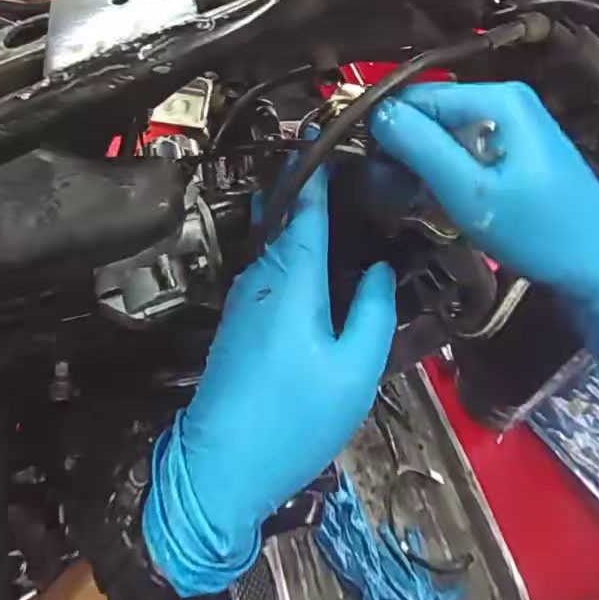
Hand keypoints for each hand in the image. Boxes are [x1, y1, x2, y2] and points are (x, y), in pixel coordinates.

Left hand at [143, 165, 395, 596]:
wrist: (221, 464)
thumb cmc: (292, 419)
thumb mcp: (354, 370)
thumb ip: (372, 311)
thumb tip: (377, 269)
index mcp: (292, 278)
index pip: (304, 207)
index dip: (316, 169)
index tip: (326, 134)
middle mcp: (261, 276)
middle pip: (285, 217)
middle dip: (310, 186)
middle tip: (346, 168)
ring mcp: (244, 296)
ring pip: (275, 241)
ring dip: (300, 218)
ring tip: (338, 206)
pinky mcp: (239, 318)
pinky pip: (269, 267)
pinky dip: (291, 250)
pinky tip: (315, 260)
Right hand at [369, 82, 598, 408]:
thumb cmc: (540, 231)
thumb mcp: (470, 192)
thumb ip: (420, 147)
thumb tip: (374, 112)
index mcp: (497, 99)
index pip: (417, 95)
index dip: (385, 125)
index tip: (362, 159)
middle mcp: (504, 101)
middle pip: (429, 112)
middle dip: (403, 146)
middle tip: (387, 186)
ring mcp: (510, 124)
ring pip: (442, 133)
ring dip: (420, 163)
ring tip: (411, 196)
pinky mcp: (511, 148)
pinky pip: (461, 148)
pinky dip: (442, 170)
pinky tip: (438, 197)